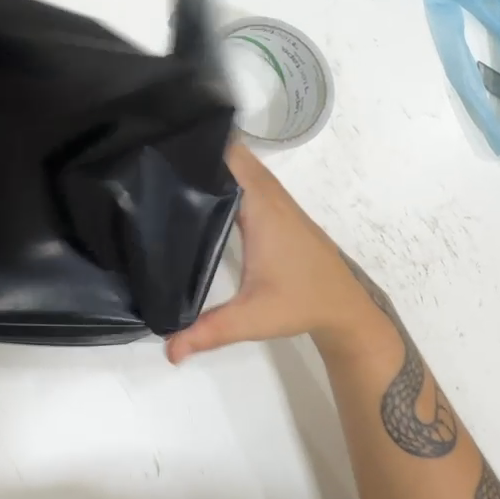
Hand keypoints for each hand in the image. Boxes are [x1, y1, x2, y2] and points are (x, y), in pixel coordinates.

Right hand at [164, 143, 383, 363]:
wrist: (346, 306)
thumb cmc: (300, 304)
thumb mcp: (253, 319)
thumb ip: (209, 331)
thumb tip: (167, 351)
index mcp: (260, 206)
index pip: (229, 156)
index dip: (198, 147)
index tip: (161, 148)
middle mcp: (267, 192)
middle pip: (229, 151)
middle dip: (196, 147)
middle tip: (153, 155)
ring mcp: (274, 196)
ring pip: (238, 159)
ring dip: (210, 156)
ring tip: (167, 163)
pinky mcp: (275, 204)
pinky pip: (245, 172)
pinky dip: (224, 169)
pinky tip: (197, 183)